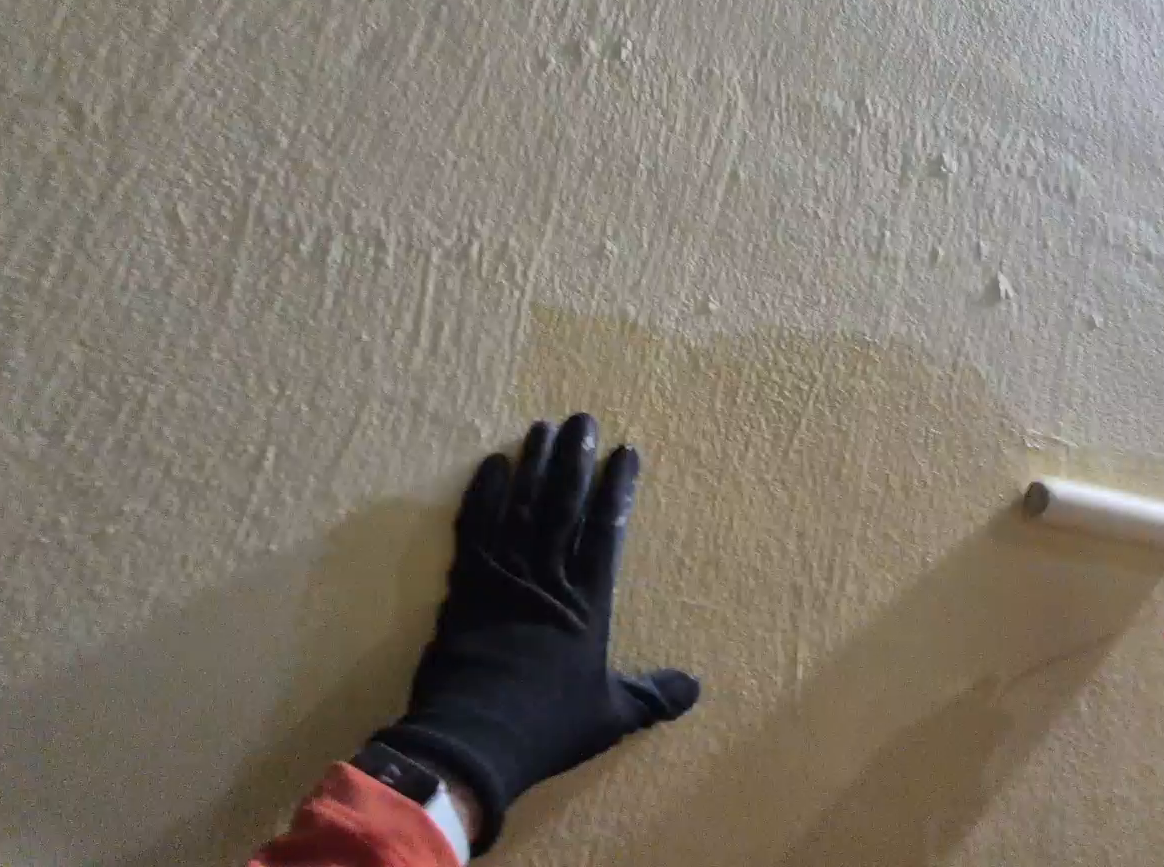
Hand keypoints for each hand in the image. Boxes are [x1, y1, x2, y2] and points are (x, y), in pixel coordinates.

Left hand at [373, 414, 699, 855]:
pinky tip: (493, 464)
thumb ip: (653, 695)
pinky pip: (475, 529)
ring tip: (544, 427)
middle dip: (575, 459)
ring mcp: (503, 576)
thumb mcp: (610, 715)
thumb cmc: (546, 725)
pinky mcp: (466, 584)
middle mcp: (547, 576)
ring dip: (534, 465)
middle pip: (563, 505)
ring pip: (523, 507)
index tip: (625, 451)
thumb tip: (697, 689)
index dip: (617, 488)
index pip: (606, 529)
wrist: (471, 745)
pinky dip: (483, 495)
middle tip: (582, 419)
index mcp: (587, 601)